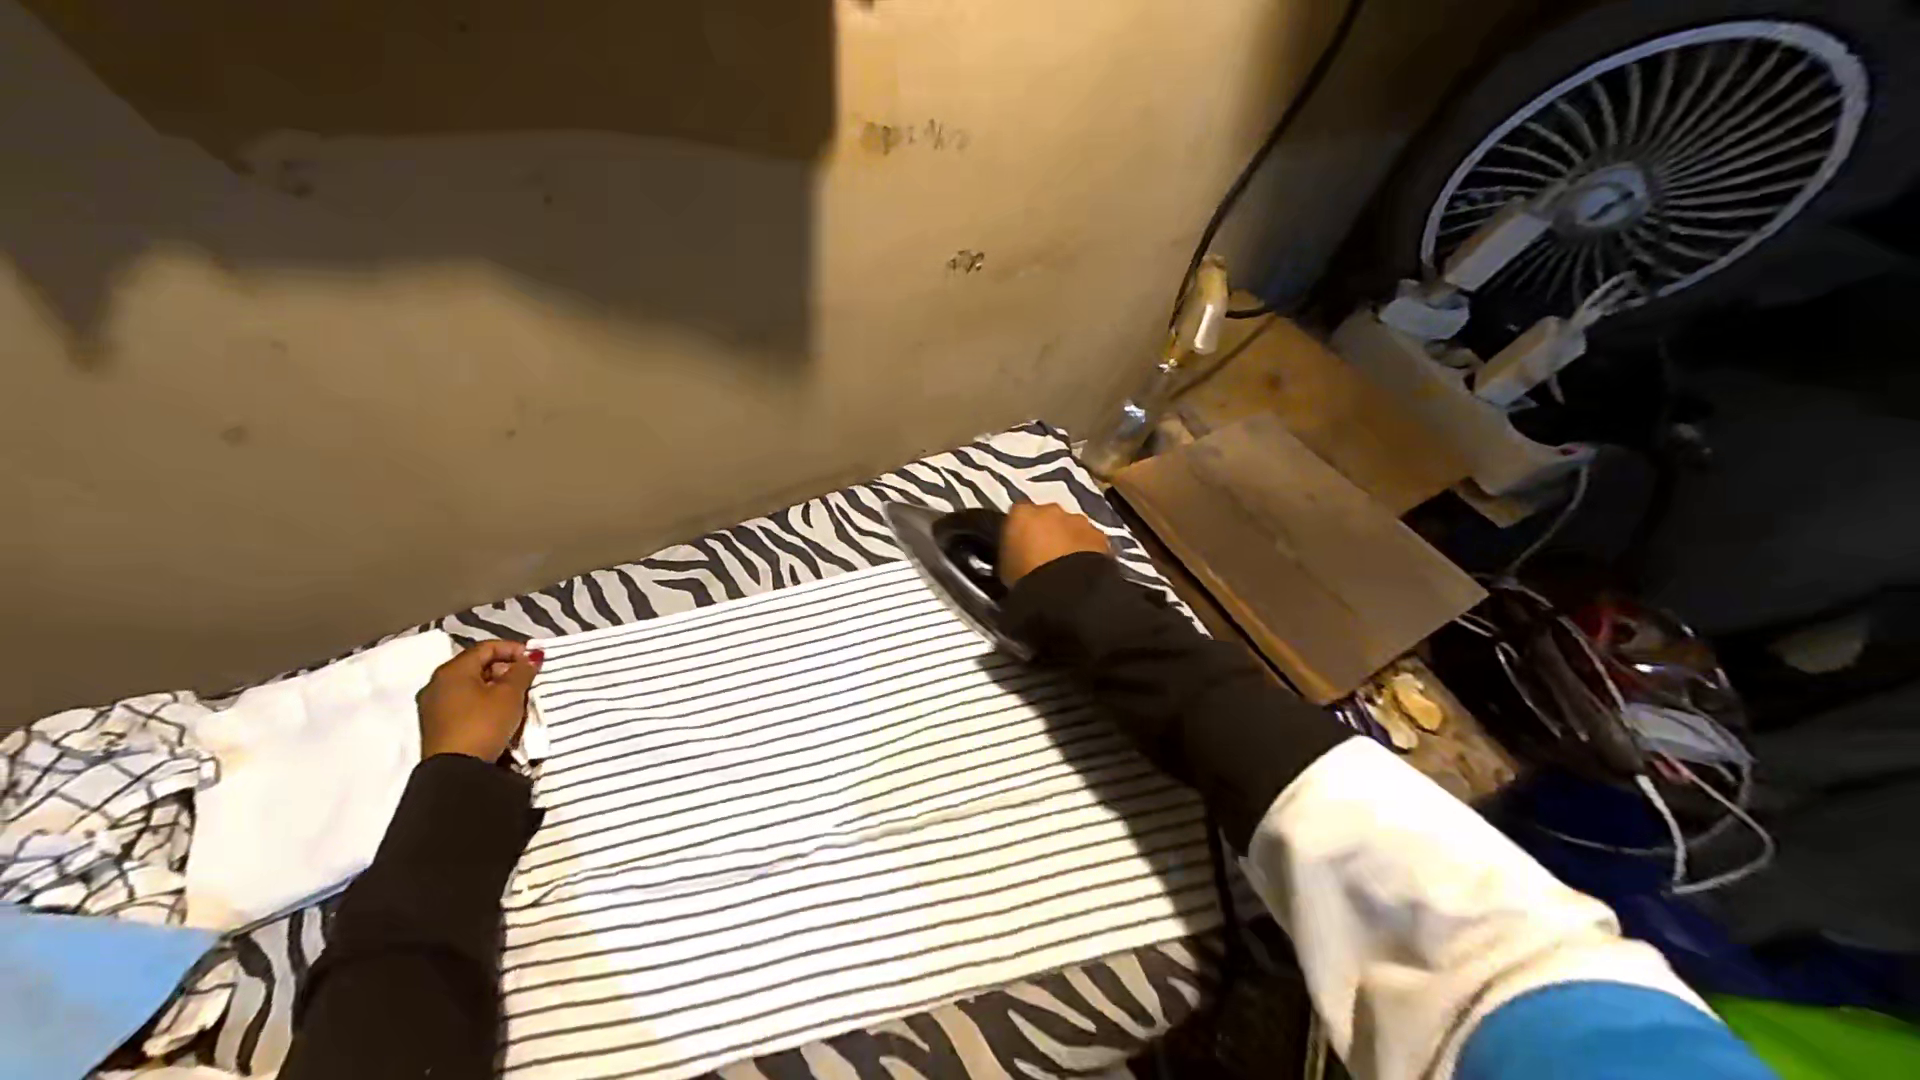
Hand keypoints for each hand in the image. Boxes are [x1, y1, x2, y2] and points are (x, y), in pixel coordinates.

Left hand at [416, 641, 544, 761]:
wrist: (456, 770)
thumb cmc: (484, 723)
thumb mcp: (510, 694)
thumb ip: (522, 671)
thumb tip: (531, 657)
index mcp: (451, 670)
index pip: (486, 647)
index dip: (514, 649)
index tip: (534, 660)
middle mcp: (437, 683)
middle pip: (477, 665)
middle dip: (505, 668)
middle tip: (527, 679)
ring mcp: (433, 705)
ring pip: (470, 685)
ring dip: (496, 685)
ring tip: (517, 696)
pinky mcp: (437, 724)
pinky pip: (464, 701)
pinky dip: (483, 700)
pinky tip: (499, 711)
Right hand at [999, 502, 1113, 585]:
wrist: (1065, 588)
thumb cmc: (1025, 578)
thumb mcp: (1006, 566)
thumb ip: (1012, 551)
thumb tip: (1018, 553)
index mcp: (1021, 514)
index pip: (1017, 514)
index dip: (1020, 530)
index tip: (1021, 546)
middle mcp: (1050, 509)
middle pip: (1047, 516)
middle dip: (1047, 530)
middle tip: (1045, 555)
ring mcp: (1078, 520)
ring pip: (1072, 526)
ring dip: (1069, 539)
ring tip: (1067, 564)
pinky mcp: (1100, 535)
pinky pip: (1091, 540)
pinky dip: (1088, 550)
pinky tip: (1085, 568)